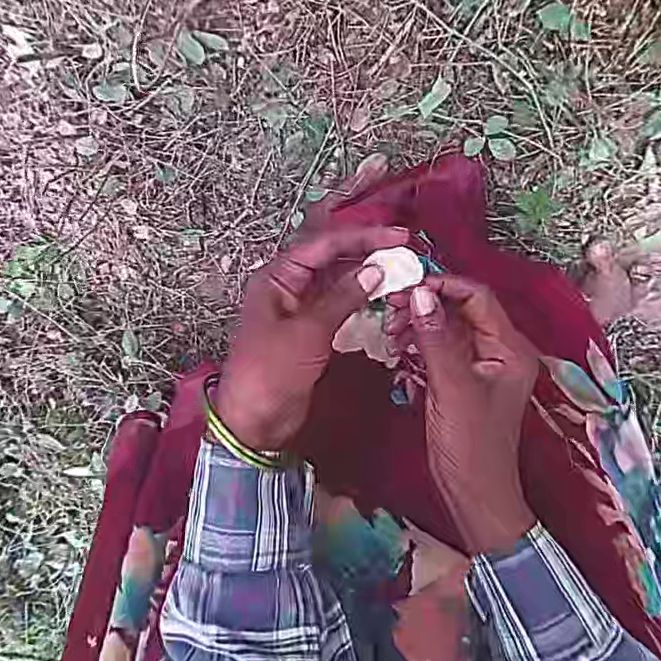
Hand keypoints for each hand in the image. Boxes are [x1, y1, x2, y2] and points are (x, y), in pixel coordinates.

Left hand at [215, 223, 409, 449]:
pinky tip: (385, 300)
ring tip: (402, 275)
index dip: (362, 238)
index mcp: (277, 279)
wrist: (254, 422)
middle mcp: (289, 289)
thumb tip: (374, 271)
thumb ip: (342, 298)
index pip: (323, 245)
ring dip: (369, 279)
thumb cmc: (268, 373)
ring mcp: (301, 311)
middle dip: (369, 255)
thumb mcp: (308, 332)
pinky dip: (362, 303)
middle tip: (406, 255)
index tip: (397, 237)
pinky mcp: (313, 333)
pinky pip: (341, 309)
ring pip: (340, 284)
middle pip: (333, 261)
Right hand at [400, 275, 537, 552]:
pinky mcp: (460, 377)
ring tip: (389, 329)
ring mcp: (479, 363)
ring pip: (446, 325)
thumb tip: (420, 294)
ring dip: (417, 321)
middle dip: (425, 302)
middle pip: (460, 307)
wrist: (473, 493)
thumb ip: (436, 339)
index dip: (442, 286)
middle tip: (390, 307)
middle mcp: (498, 349)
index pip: (477, 297)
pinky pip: (438, 345)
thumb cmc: (471, 446)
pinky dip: (417, 340)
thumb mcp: (452, 388)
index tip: (405, 287)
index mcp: (509, 348)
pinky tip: (396, 345)